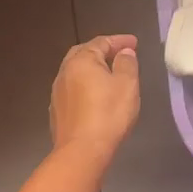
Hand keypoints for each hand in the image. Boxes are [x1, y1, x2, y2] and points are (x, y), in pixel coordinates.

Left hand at [49, 35, 140, 155]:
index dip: (119, 40)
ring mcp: (58, 92)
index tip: (135, 43)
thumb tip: (123, 52)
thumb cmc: (109, 113)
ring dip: (92, 68)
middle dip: (102, 51)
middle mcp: (65, 72)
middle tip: (119, 53)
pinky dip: (85, 84)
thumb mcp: (127, 84)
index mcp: (82, 61)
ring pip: (75, 71)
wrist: (82, 151)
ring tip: (108, 73)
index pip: (101, 42)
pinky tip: (94, 94)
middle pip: (83, 53)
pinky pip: (72, 88)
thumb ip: (127, 63)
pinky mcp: (57, 110)